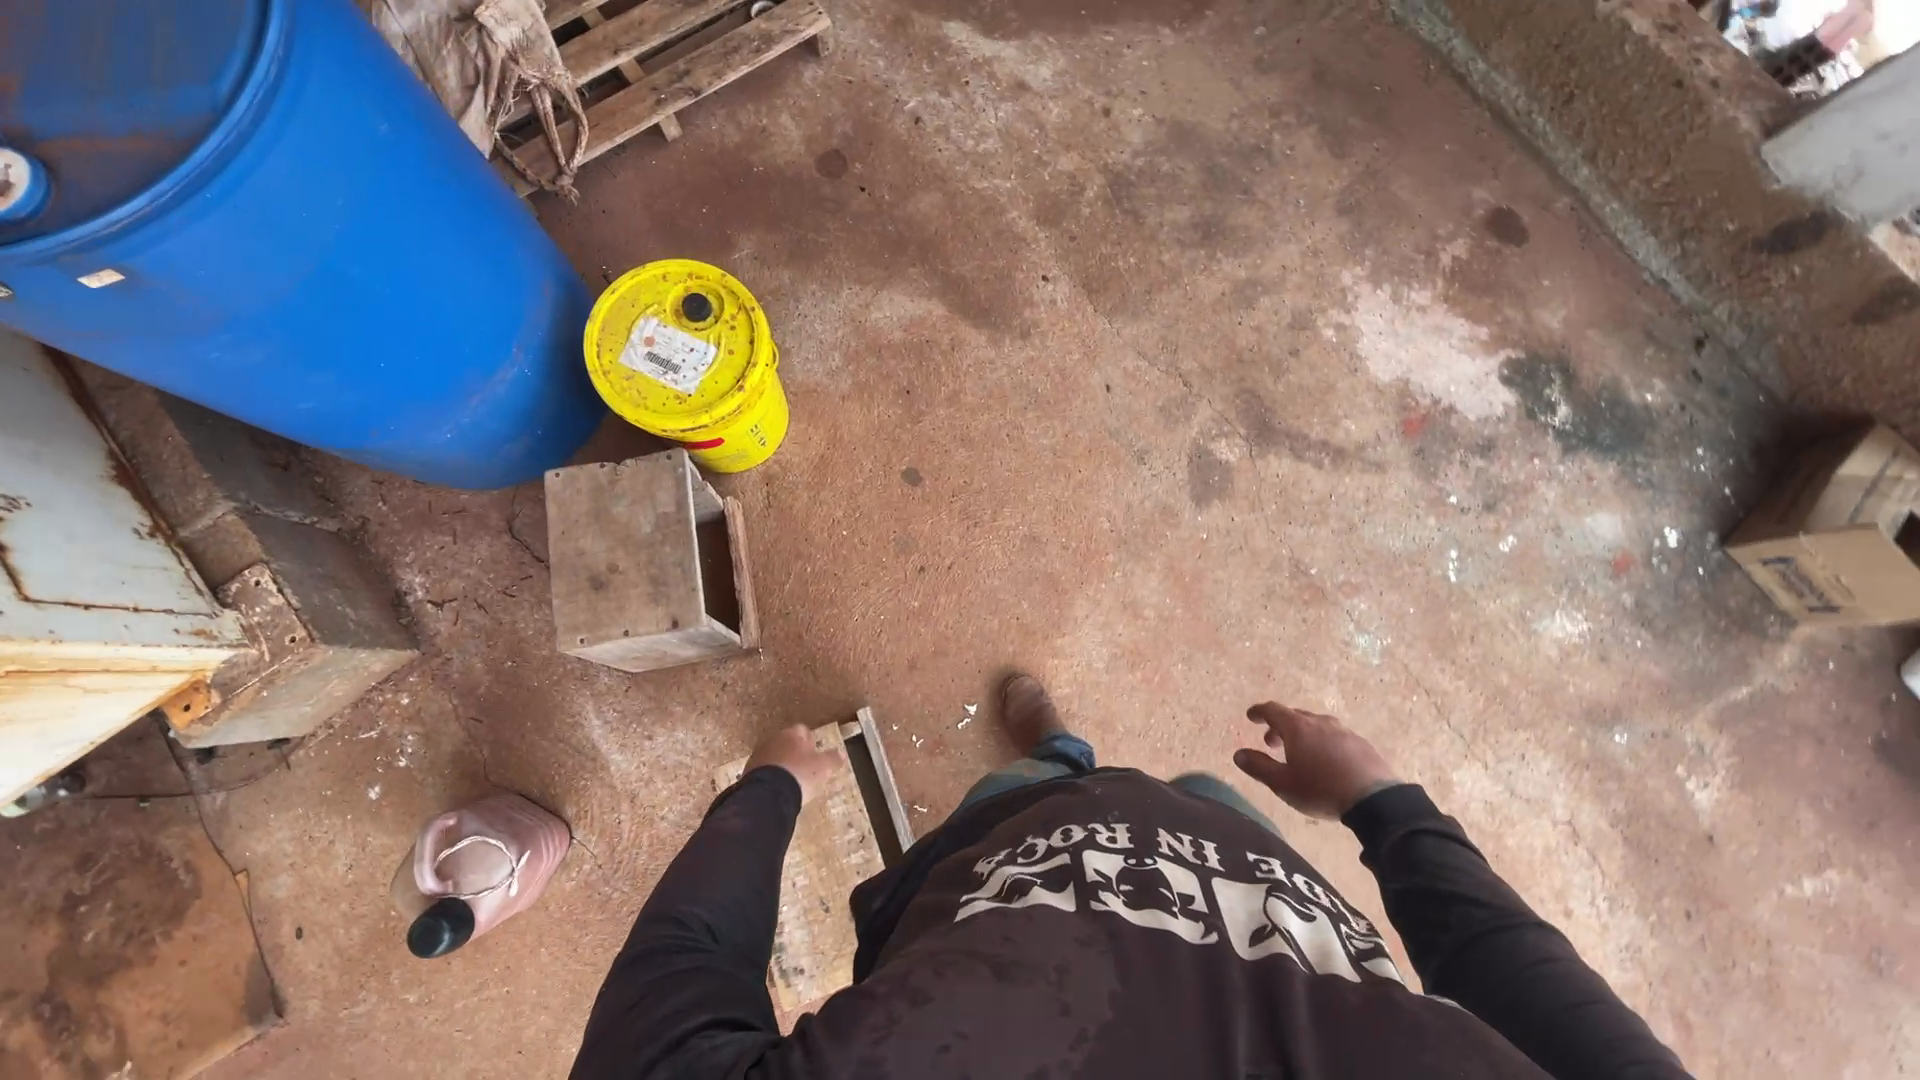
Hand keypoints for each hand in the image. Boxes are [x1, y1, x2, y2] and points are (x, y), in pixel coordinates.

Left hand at [743, 724, 842, 804]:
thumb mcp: (823, 767)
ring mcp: (758, 755)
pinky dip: (771, 777)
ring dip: (782, 765)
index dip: (811, 741)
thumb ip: (833, 758)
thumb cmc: (800, 774)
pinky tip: (778, 789)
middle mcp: (773, 739)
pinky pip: (764, 771)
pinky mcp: (748, 772)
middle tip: (805, 768)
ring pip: (774, 756)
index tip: (816, 754)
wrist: (768, 794)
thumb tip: (841, 753)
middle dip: (795, 753)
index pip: (803, 731)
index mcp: (792, 734)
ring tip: (791, 781)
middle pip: (787, 743)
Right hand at [1233, 703, 1402, 818]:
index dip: (1259, 712)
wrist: (1376, 801)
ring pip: (1317, 726)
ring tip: (1300, 753)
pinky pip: (1336, 737)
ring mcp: (1345, 732)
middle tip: (1272, 743)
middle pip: (1295, 716)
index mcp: (1298, 728)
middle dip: (1280, 726)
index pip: (1273, 710)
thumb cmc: (1321, 789)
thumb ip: (1258, 767)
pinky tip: (1328, 762)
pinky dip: (1324, 743)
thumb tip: (1238, 754)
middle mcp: (1320, 723)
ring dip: (1303, 735)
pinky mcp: (1363, 745)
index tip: (1251, 716)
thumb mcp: (1283, 783)